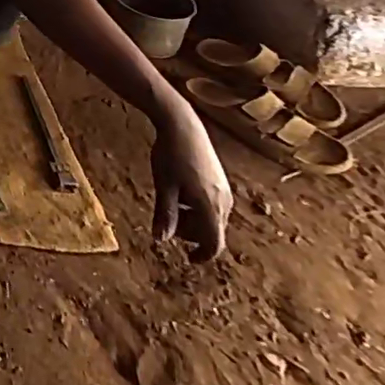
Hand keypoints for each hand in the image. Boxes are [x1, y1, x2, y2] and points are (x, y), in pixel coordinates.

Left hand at [149, 105, 231, 261]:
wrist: (183, 125)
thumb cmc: (170, 155)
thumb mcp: (164, 185)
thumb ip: (164, 214)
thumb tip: (160, 240)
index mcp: (211, 207)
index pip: (214, 243)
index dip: (201, 254)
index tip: (187, 258)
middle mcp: (224, 203)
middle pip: (212, 231)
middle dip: (191, 233)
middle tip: (168, 219)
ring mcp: (225, 191)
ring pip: (212, 218)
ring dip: (193, 219)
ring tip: (170, 201)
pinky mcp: (221, 181)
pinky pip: (213, 204)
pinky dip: (198, 207)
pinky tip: (179, 190)